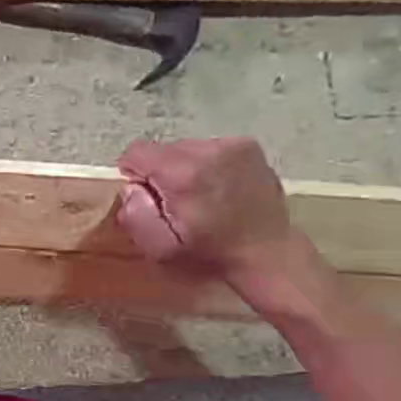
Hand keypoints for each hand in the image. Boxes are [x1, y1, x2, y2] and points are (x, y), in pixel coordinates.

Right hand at [115, 138, 311, 282]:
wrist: (267, 254)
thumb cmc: (211, 256)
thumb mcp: (162, 250)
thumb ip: (136, 216)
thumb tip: (132, 189)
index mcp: (182, 174)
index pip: (136, 151)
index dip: (136, 176)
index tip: (152, 199)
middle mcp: (207, 150)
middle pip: (162, 149)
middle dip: (163, 173)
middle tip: (180, 204)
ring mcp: (231, 145)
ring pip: (187, 147)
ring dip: (186, 168)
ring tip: (203, 198)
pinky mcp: (248, 145)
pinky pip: (211, 147)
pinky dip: (209, 165)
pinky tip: (221, 189)